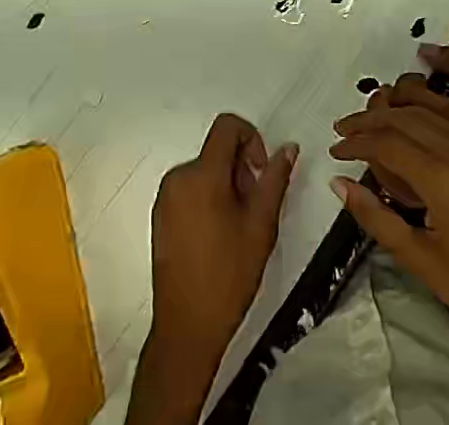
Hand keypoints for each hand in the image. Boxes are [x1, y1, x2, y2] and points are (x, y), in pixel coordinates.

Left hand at [147, 113, 295, 358]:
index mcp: (202, 174)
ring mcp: (166, 195)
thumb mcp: (261, 224)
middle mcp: (178, 176)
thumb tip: (287, 149)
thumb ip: (275, 179)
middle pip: (216, 150)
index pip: (227, 126)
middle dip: (241, 167)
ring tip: (239, 224)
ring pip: (204, 169)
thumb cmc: (229, 274)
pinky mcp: (161, 212)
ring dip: (227, 184)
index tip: (261, 170)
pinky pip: (189, 187)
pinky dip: (209, 196)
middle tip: (255, 206)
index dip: (252, 138)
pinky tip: (219, 233)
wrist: (188, 322)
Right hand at [329, 105, 448, 348]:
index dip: (356, 142)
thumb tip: (339, 184)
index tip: (335, 151)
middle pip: (406, 119)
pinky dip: (419, 120)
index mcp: (443, 179)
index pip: (388, 142)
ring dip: (394, 114)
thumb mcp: (421, 261)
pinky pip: (447, 126)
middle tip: (343, 129)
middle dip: (370, 120)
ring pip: (428, 116)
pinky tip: (407, 132)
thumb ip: (376, 218)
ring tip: (368, 125)